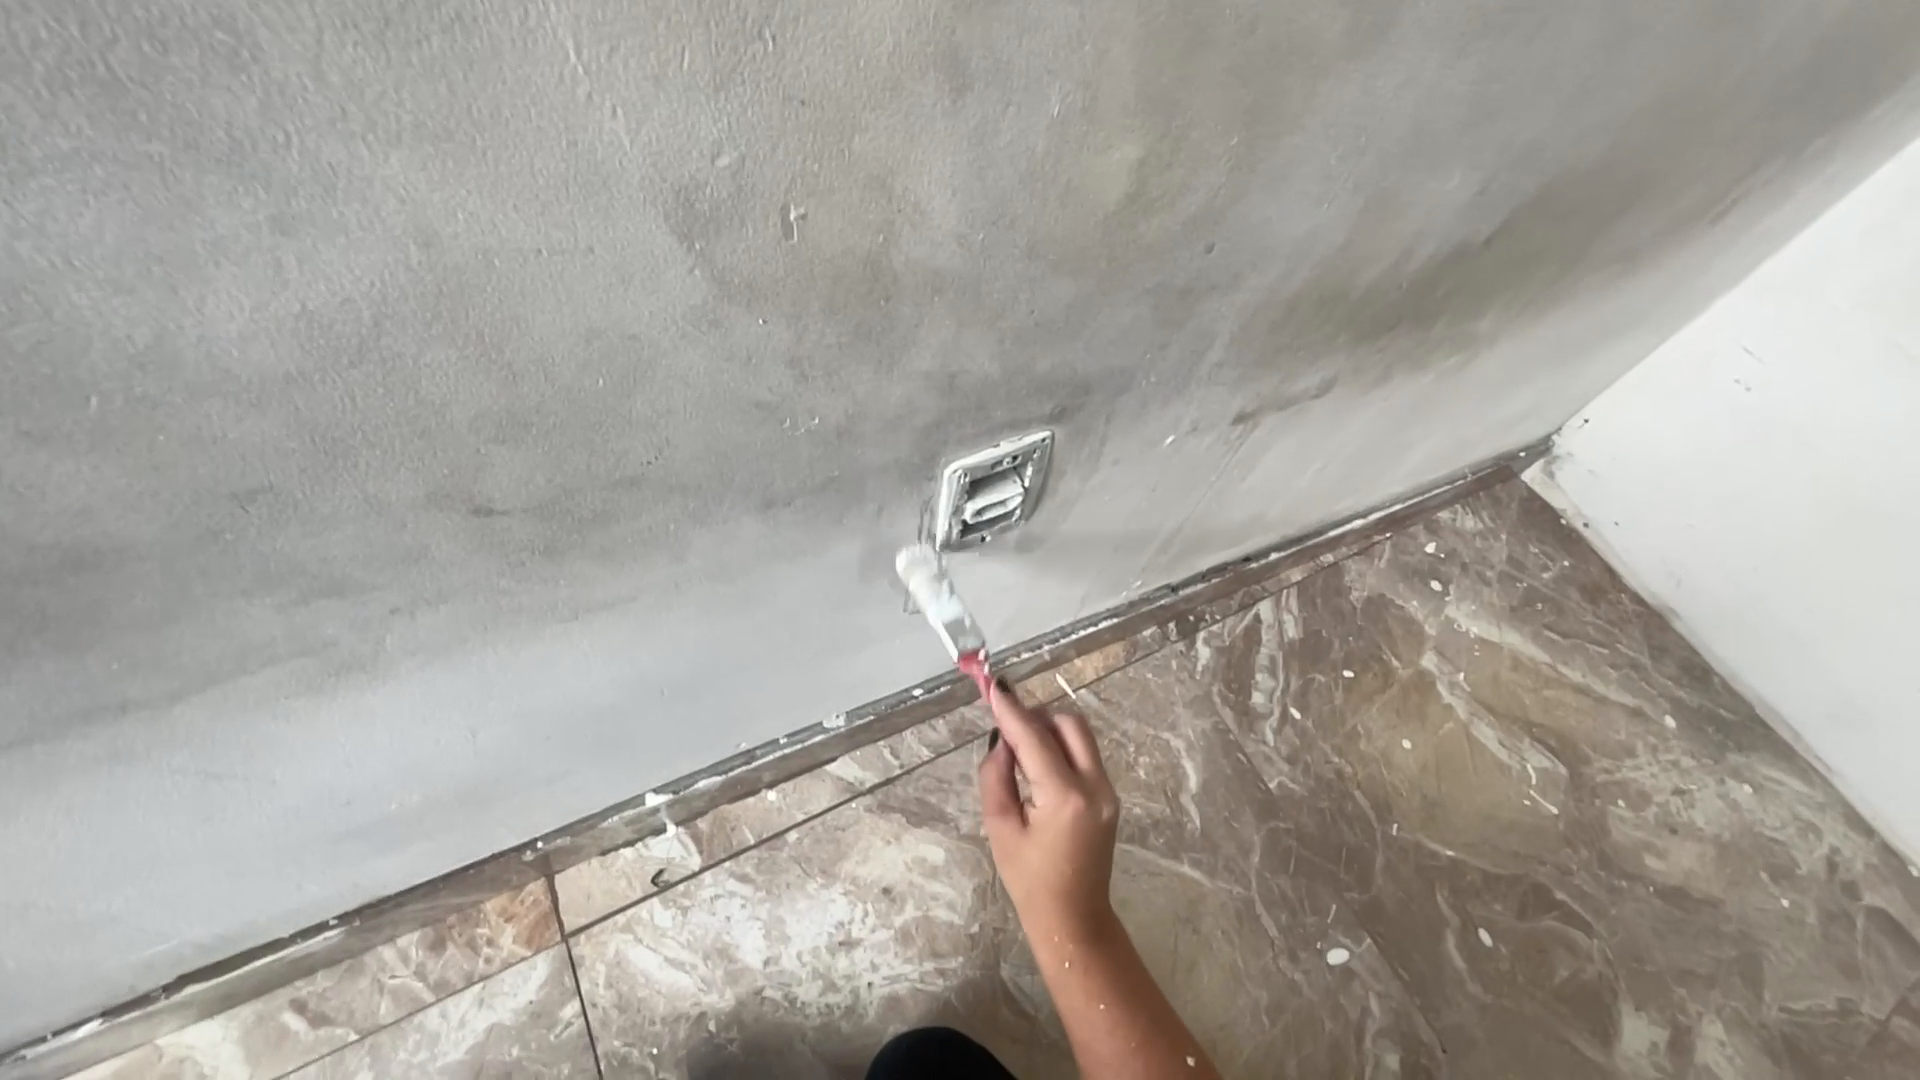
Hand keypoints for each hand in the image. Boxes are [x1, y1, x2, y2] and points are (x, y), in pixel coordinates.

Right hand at [977, 680, 1120, 943]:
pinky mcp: (1109, 796)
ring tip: (1020, 753)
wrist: (1074, 918)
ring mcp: (1107, 790)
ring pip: (1079, 736)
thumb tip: (1002, 740)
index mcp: (1064, 797)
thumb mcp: (999, 827)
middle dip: (1036, 717)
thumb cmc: (1029, 880)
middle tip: (1007, 731)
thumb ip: (996, 776)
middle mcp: (1094, 786)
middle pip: (1068, 724)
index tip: (993, 686)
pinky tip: (1038, 768)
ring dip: (1049, 731)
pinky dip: (1060, 749)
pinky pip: (1084, 755)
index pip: (1034, 738)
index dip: (1011, 710)